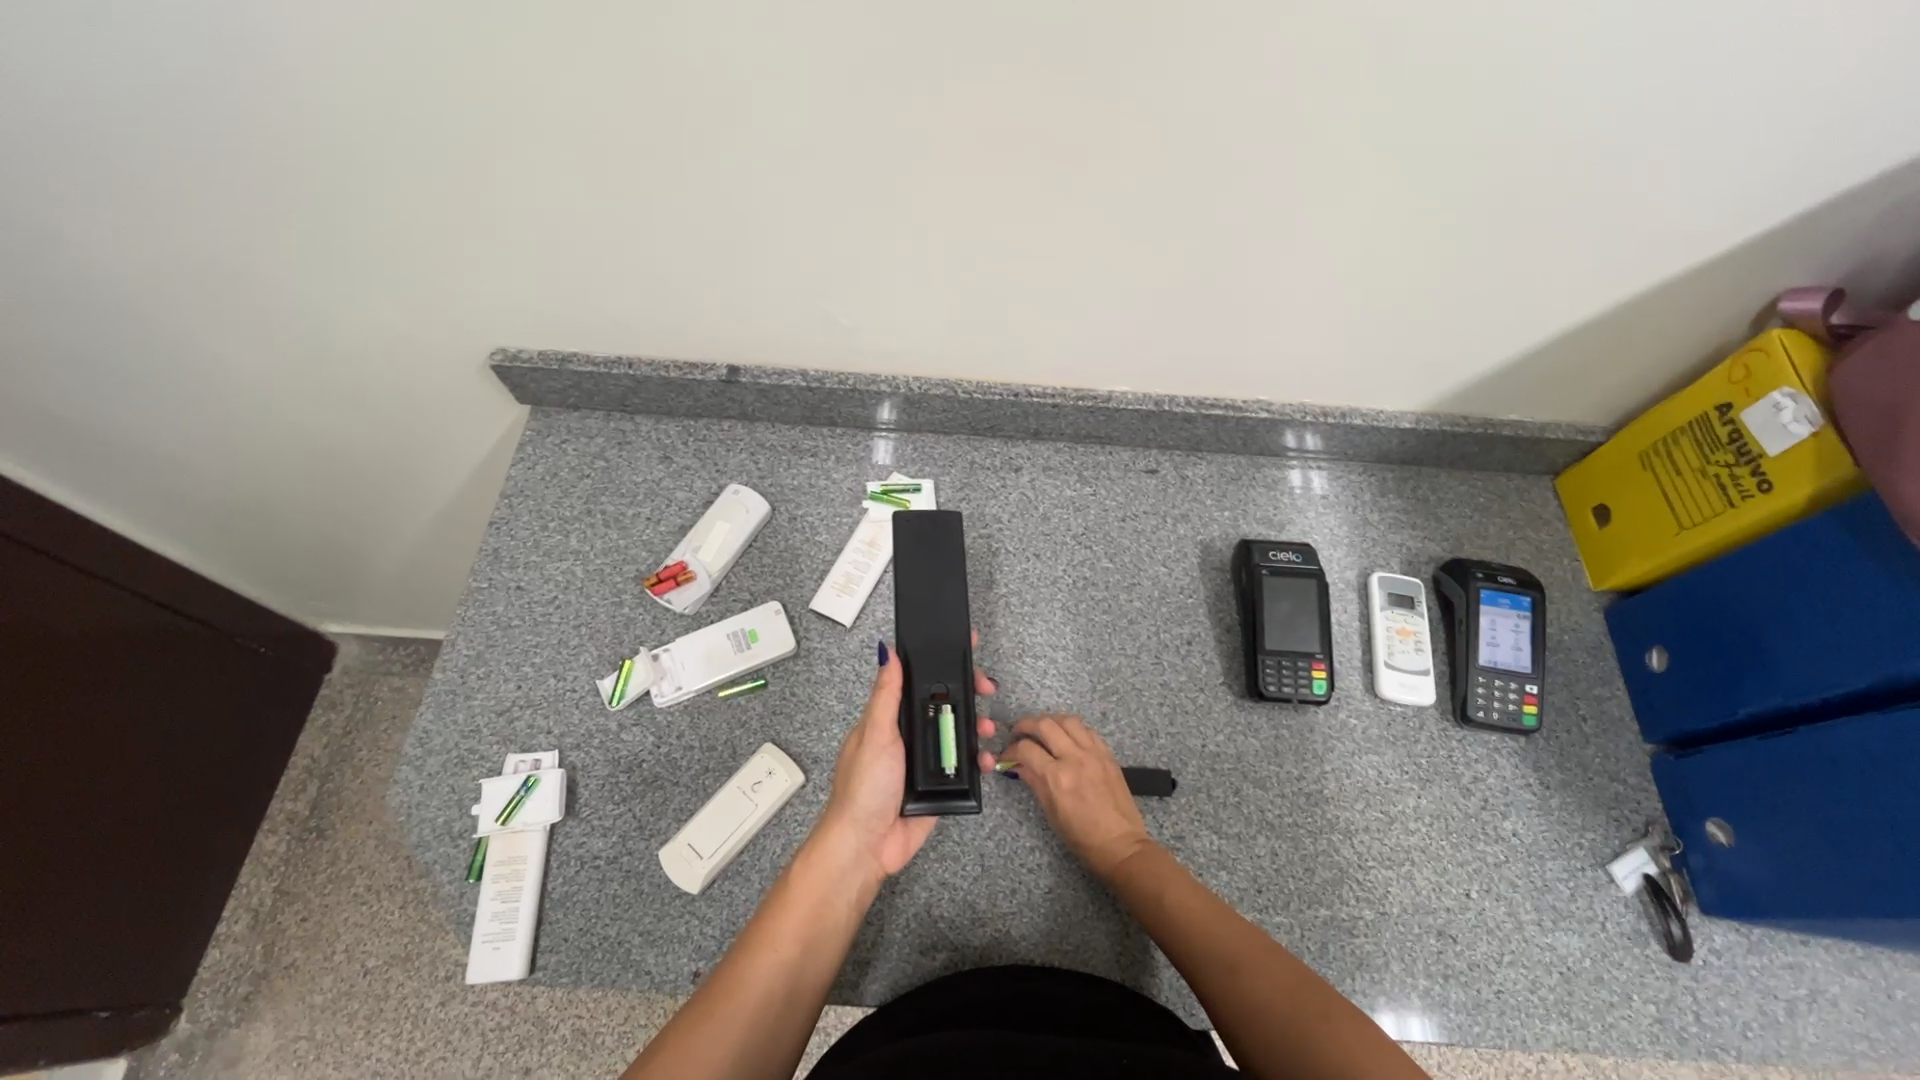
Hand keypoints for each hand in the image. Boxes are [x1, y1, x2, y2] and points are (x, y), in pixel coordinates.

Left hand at [814, 635, 995, 882]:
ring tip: (987, 728)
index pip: (919, 682)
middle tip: (986, 687)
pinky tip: (985, 759)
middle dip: (969, 694)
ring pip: (959, 733)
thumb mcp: (876, 734)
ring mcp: (926, 760)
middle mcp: (909, 736)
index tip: (966, 648)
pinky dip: (979, 759)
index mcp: (889, 719)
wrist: (868, 844)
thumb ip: (887, 695)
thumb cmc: (862, 789)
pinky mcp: (941, 785)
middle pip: (945, 704)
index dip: (942, 665)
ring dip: (977, 726)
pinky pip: (965, 766)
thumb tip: (888, 653)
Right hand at [1006, 714, 1154, 878]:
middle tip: (1018, 732)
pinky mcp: (1107, 754)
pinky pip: (1087, 730)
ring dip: (1050, 721)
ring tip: (1042, 731)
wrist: (1120, 843)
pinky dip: (1072, 729)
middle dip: (1026, 725)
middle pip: (1045, 725)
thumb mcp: (1050, 811)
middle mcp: (1075, 758)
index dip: (1010, 750)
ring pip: (1068, 720)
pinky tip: (1067, 738)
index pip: (1026, 749)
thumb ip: (1034, 781)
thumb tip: (1018, 765)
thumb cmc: (1081, 836)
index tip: (1006, 755)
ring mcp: (1094, 753)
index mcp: (1057, 777)